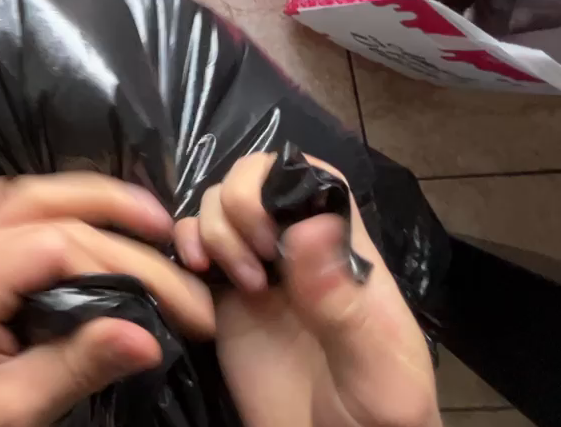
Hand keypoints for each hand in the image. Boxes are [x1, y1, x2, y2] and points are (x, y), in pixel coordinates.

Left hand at [0, 173, 215, 426]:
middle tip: (172, 234)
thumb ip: (78, 365)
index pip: (58, 244)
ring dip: (84, 198)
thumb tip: (150, 336)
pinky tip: (74, 216)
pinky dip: (43, 201)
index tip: (179, 306)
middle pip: (43, 202)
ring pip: (25, 194)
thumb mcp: (13, 408)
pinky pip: (2, 204)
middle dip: (113, 212)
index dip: (124, 263)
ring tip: (142, 216)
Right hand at [174, 152, 439, 426]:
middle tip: (253, 264)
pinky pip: (188, 240)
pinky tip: (195, 274)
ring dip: (213, 229)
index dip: (282, 182)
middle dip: (238, 206)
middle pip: (254, 179)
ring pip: (217, 203)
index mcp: (347, 260)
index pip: (316, 178)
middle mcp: (298, 253)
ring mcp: (255, 270)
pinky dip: (183, 243)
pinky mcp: (218, 292)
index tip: (273, 231)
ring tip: (234, 283)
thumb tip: (312, 224)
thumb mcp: (377, 381)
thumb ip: (345, 307)